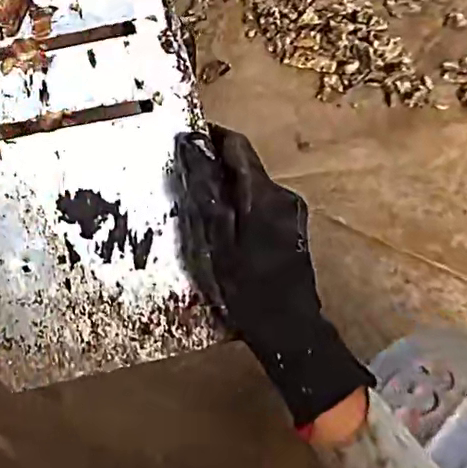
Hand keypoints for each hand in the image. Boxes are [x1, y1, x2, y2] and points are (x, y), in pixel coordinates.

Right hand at [175, 125, 373, 427]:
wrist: (291, 332)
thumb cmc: (247, 287)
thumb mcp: (216, 238)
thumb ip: (206, 189)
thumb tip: (193, 145)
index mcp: (264, 195)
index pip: (236, 145)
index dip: (208, 135)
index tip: (179, 136)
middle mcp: (282, 196)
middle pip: (241, 164)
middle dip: (209, 162)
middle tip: (175, 171)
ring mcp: (288, 212)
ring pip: (246, 183)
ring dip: (219, 184)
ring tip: (188, 198)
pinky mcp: (287, 227)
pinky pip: (253, 200)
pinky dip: (231, 201)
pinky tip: (212, 221)